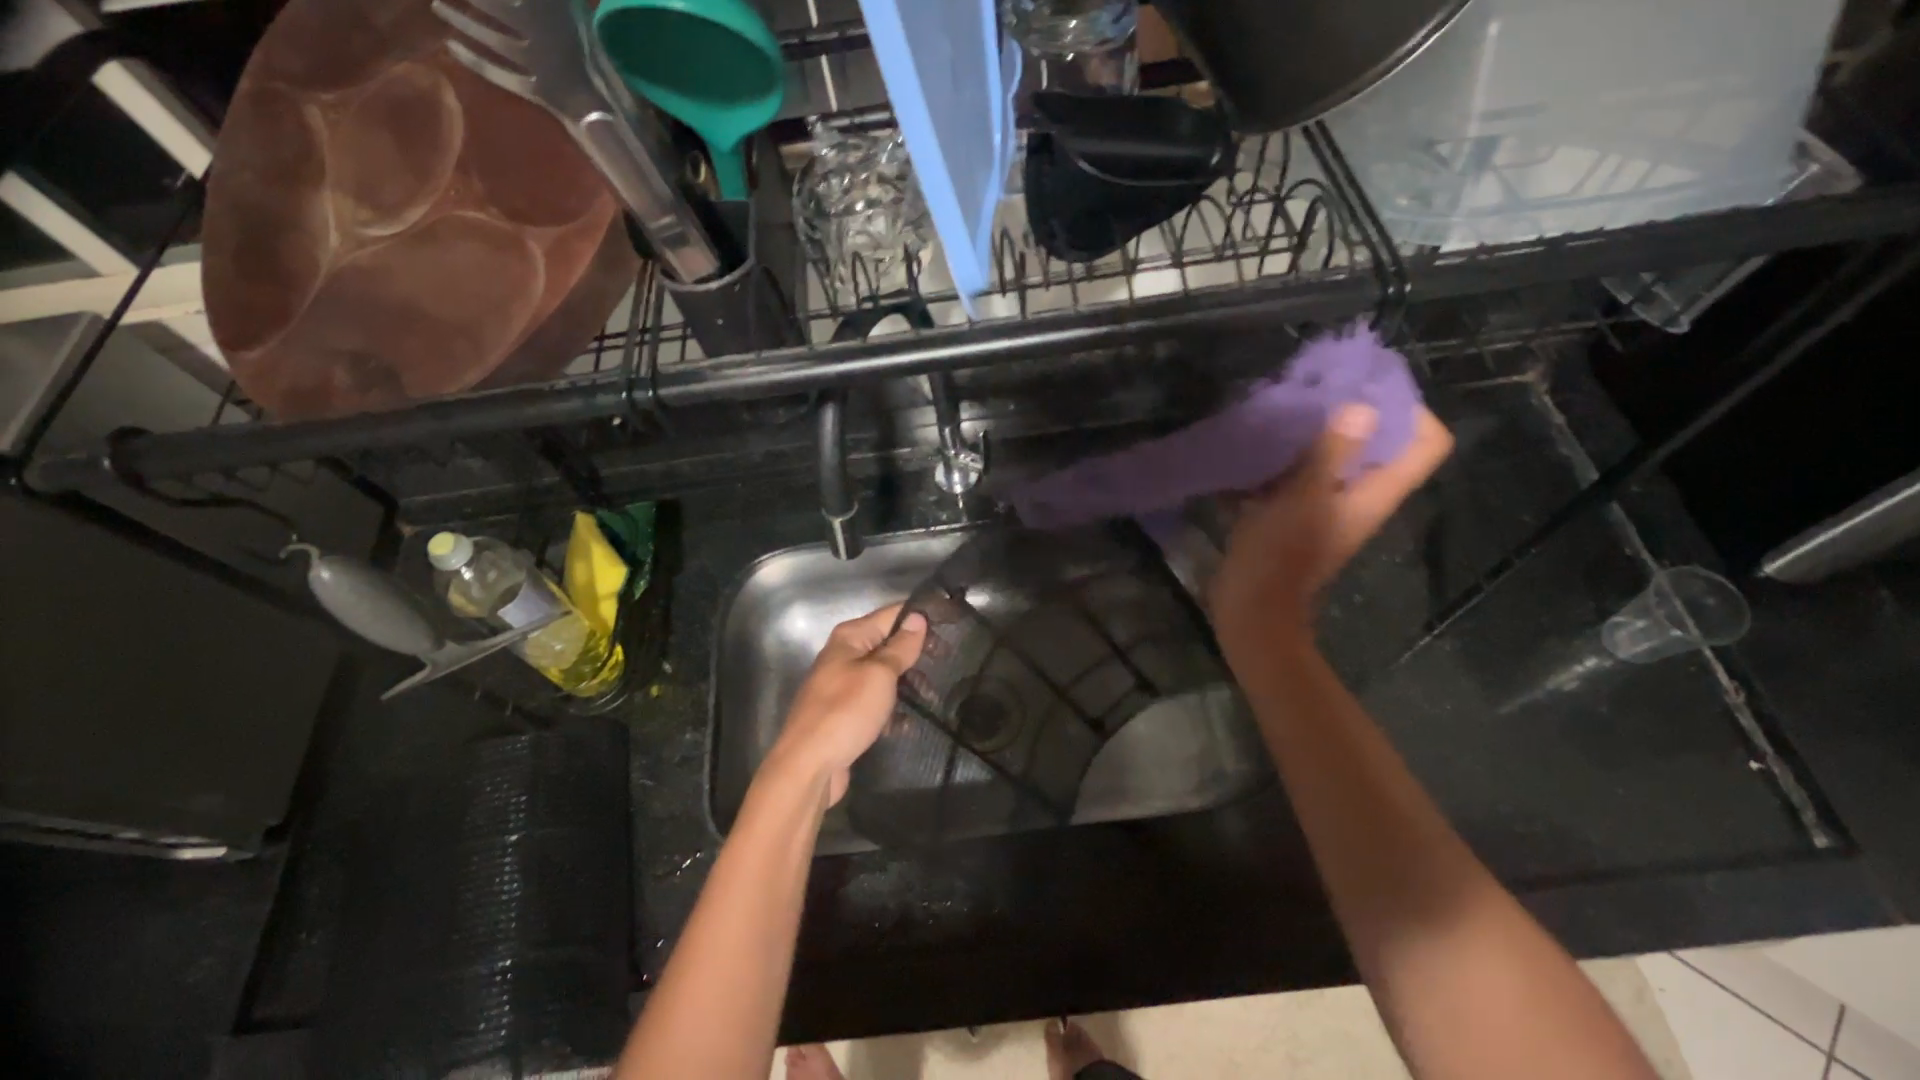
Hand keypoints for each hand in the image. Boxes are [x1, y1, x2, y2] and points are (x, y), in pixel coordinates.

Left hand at [763, 604, 928, 805]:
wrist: (809, 765)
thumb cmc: (845, 712)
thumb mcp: (879, 674)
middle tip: (947, 660)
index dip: (920, 617)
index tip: (950, 623)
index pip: (891, 614)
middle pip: (888, 645)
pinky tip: (909, 724)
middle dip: (917, 653)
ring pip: (885, 676)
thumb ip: (900, 647)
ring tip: (933, 698)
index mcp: (850, 638)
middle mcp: (844, 656)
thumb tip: (917, 617)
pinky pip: (877, 704)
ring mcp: (844, 686)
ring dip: (909, 685)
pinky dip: (893, 711)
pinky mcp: (846, 714)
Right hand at [1208, 403, 1452, 663]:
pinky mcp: (1295, 518)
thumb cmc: (1280, 555)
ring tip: (1284, 408)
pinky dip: (1282, 461)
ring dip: (1312, 434)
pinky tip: (1252, 447)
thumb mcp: (1303, 497)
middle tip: (1319, 388)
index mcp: (1376, 493)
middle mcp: (1361, 497)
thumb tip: (1362, 407)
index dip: (1410, 409)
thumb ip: (1332, 452)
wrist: (1251, 612)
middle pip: (1379, 444)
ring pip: (1334, 458)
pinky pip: (1298, 478)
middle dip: (1352, 412)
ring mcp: (1327, 508)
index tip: (1368, 386)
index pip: (1427, 442)